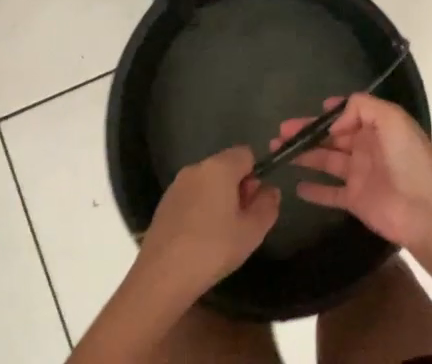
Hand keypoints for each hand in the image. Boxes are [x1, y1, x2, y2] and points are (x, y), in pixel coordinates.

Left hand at [137, 146, 280, 297]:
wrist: (161, 278)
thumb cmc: (213, 249)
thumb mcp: (253, 231)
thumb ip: (267, 205)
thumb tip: (270, 190)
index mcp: (218, 167)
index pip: (246, 154)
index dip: (256, 175)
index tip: (252, 204)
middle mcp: (195, 168)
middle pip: (226, 167)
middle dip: (238, 188)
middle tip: (240, 222)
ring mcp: (176, 186)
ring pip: (208, 183)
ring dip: (219, 200)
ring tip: (220, 235)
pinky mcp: (163, 205)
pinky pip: (192, 197)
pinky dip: (200, 210)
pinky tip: (199, 240)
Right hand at [273, 93, 431, 248]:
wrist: (426, 209)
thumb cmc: (409, 159)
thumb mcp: (391, 119)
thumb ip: (362, 107)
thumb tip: (334, 120)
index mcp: (377, 126)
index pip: (349, 114)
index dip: (329, 112)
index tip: (311, 111)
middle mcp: (367, 148)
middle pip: (332, 137)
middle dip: (307, 132)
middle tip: (279, 132)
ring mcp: (360, 175)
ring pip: (326, 161)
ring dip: (304, 155)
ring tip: (278, 151)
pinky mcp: (355, 201)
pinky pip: (330, 193)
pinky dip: (314, 190)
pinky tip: (296, 186)